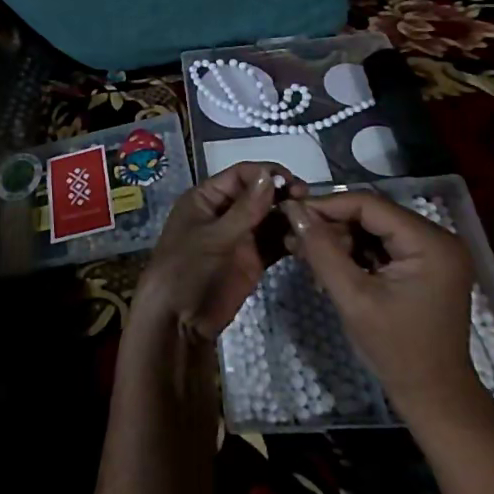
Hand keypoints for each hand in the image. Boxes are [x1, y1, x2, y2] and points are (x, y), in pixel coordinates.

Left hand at [136, 162, 302, 338]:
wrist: (179, 319)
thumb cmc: (186, 269)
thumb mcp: (214, 237)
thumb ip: (244, 209)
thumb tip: (268, 175)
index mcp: (205, 199)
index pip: (240, 175)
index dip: (267, 175)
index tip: (294, 184)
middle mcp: (224, 213)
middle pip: (260, 194)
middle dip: (284, 196)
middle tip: (310, 204)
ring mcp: (239, 236)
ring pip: (271, 218)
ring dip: (291, 218)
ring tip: (314, 223)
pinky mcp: (252, 258)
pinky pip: (275, 242)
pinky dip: (290, 240)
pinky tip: (308, 241)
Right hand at [281, 191, 481, 422]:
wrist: (431, 391)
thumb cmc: (394, 347)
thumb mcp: (352, 296)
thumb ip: (322, 250)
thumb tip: (293, 210)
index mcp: (430, 243)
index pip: (369, 205)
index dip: (325, 205)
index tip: (288, 214)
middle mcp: (437, 238)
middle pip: (371, 215)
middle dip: (329, 225)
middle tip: (292, 239)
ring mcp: (432, 253)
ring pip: (372, 230)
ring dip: (337, 240)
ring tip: (303, 255)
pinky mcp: (423, 266)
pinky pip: (380, 246)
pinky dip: (352, 253)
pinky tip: (326, 266)